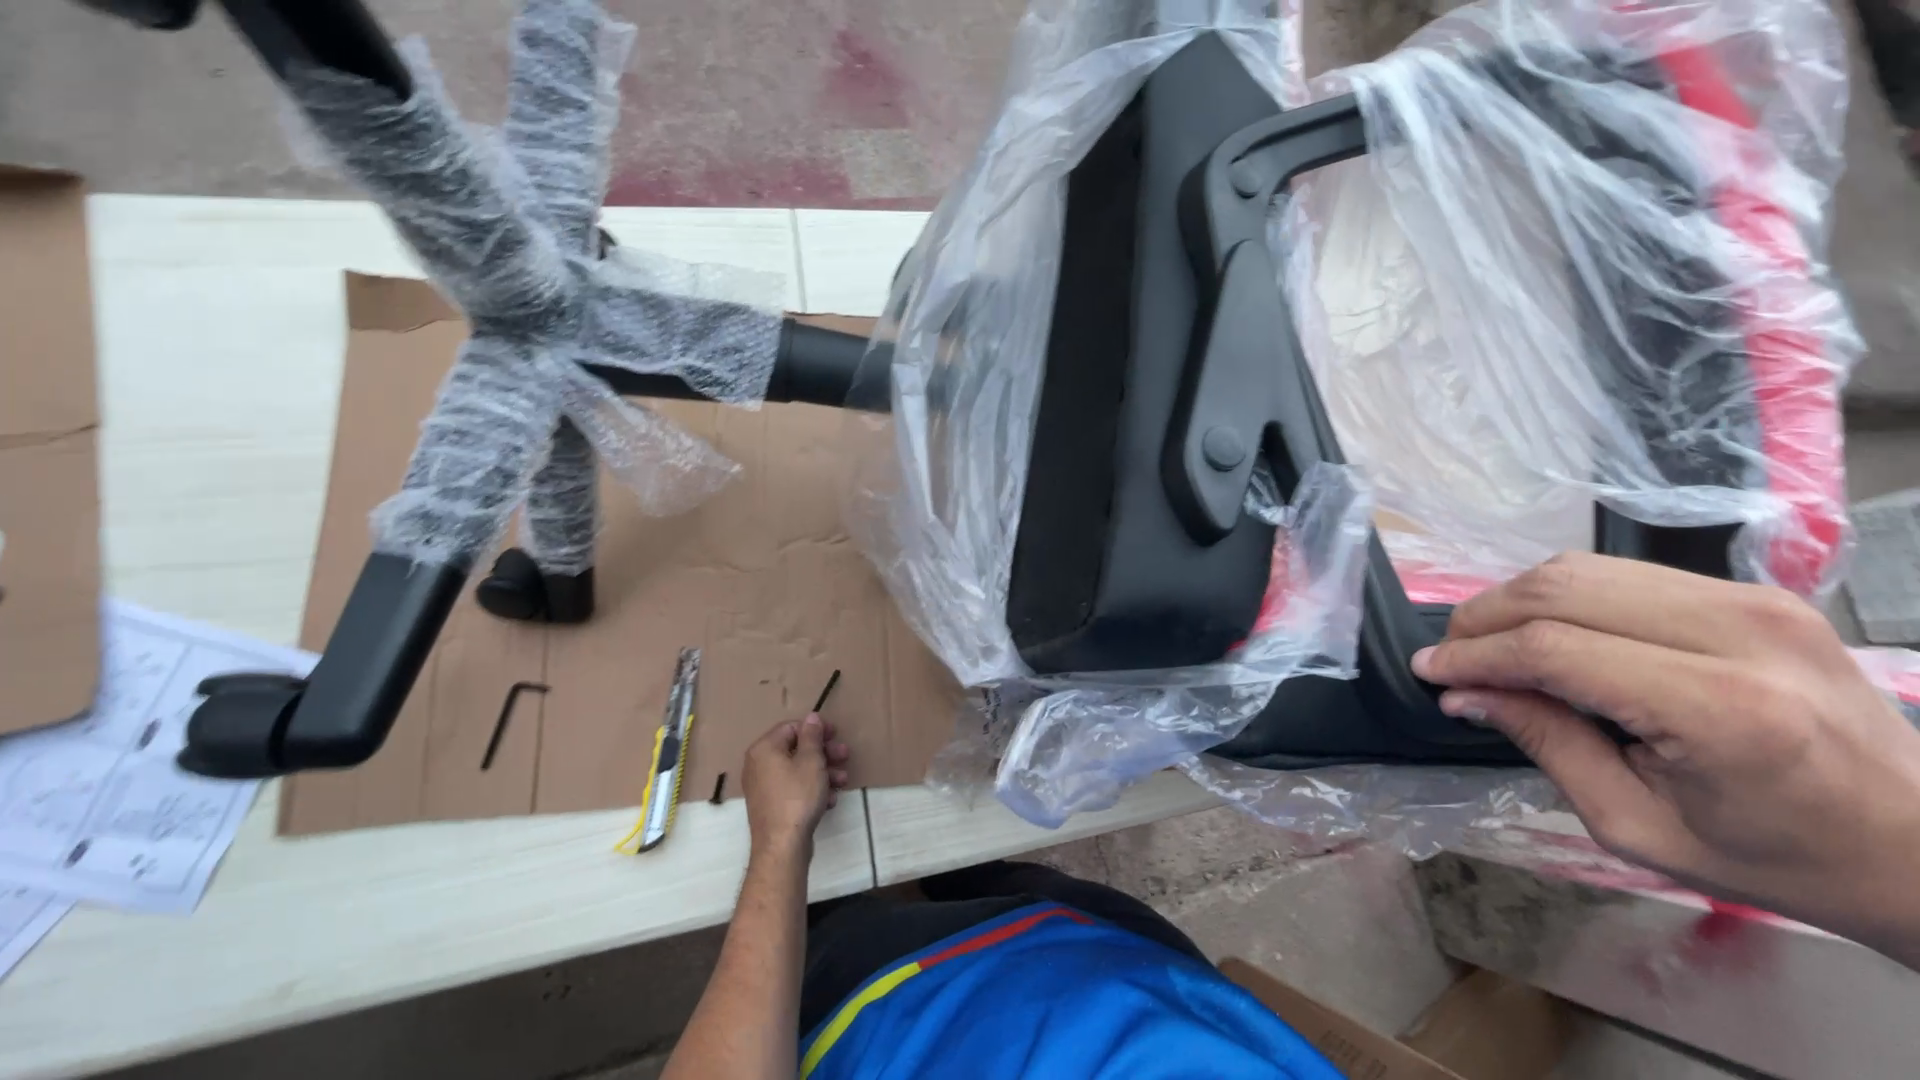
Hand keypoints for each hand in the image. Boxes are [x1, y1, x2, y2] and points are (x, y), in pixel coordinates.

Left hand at [741, 713, 849, 859]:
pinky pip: (793, 788)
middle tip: (844, 756)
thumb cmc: (797, 797)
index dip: (816, 729)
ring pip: (797, 770)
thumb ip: (812, 736)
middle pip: (796, 749)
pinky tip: (829, 800)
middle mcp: (758, 764)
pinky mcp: (771, 805)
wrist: (782, 845)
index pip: (792, 727)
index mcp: (764, 748)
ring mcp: (763, 787)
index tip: (836, 734)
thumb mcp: (811, 761)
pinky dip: (811, 789)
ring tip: (843, 781)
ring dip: (822, 772)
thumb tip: (811, 717)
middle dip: (823, 753)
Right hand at [1413, 552, 1919, 961]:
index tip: (1427, 672)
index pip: (1555, 649)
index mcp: (1720, 710)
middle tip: (1449, 657)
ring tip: (1486, 644)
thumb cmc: (1778, 860)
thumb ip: (1548, 745)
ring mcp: (1754, 600)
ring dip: (1516, 599)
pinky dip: (1563, 596)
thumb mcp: (1638, 826)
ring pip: (1586, 569)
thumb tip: (1466, 694)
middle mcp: (1739, 633)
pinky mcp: (1756, 592)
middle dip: (1484, 618)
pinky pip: (1625, 574)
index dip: (1475, 656)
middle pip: (1563, 590)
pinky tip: (1543, 632)